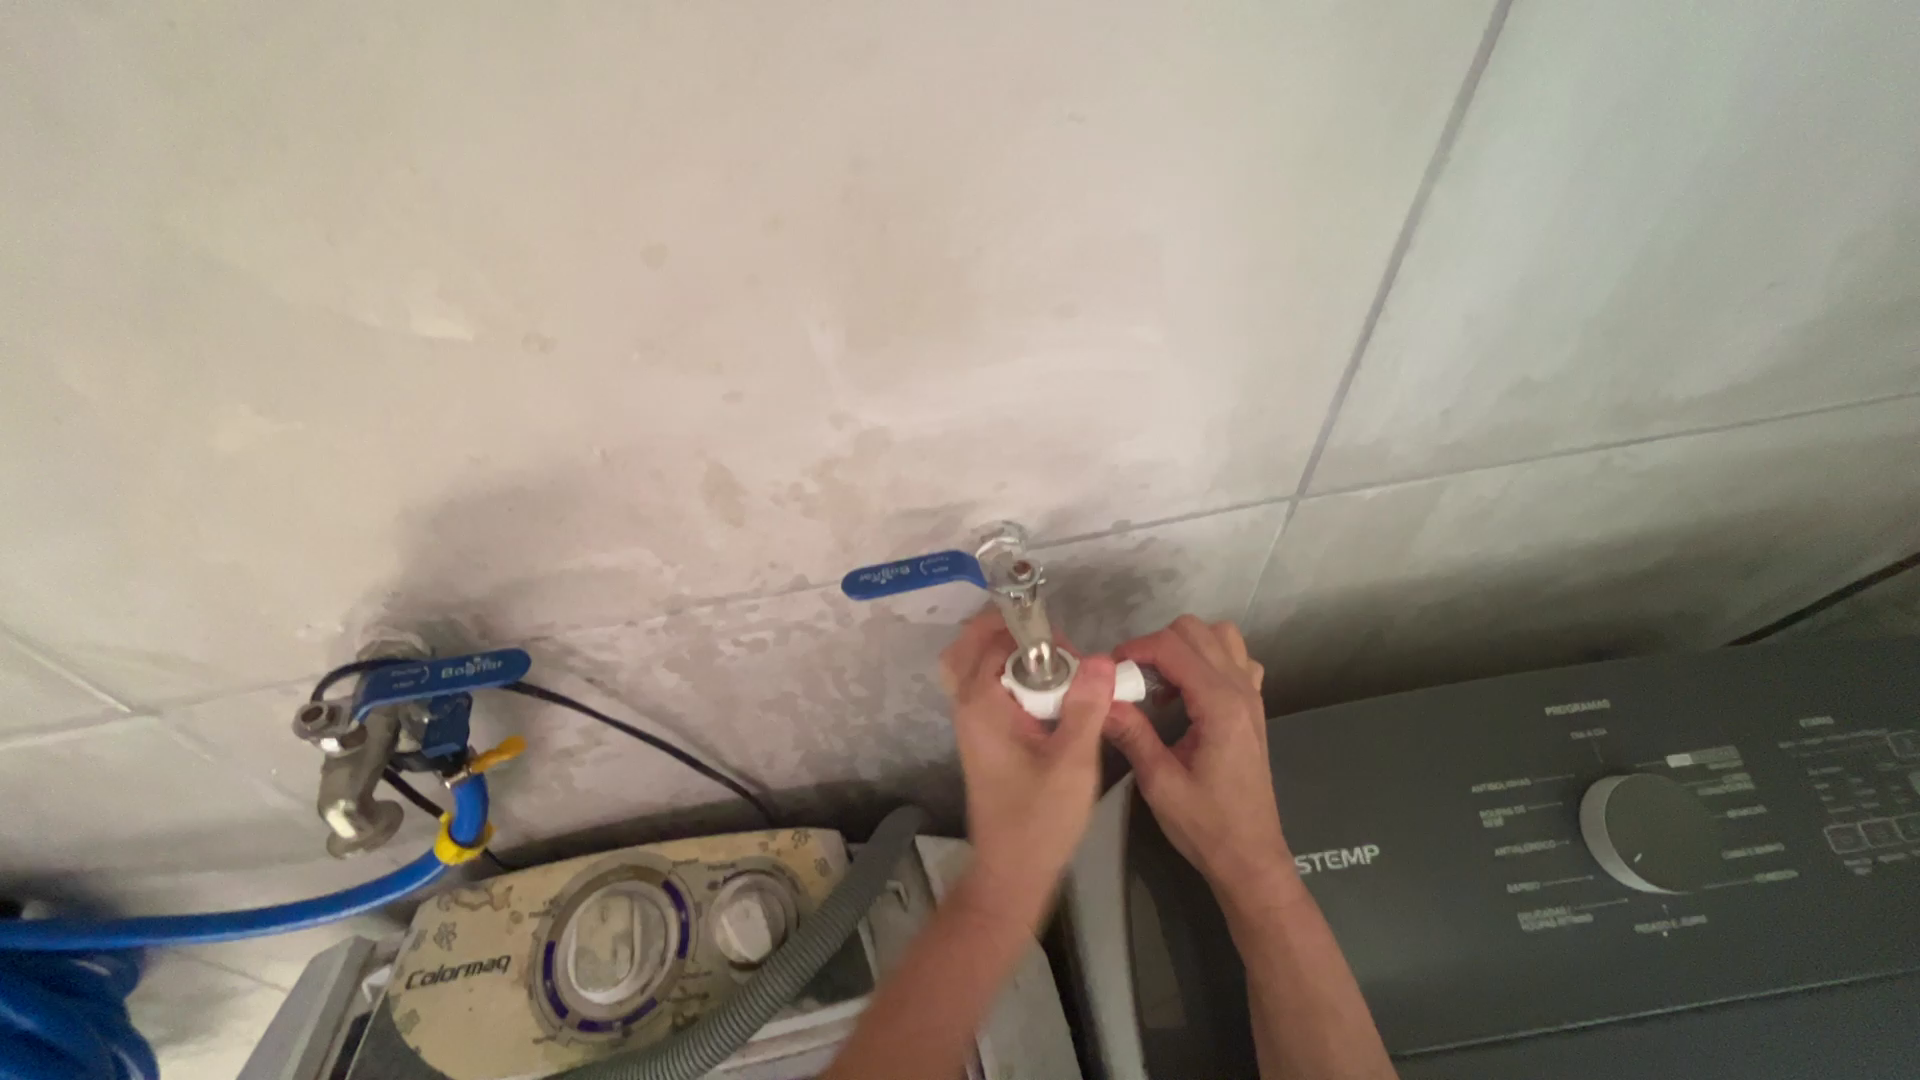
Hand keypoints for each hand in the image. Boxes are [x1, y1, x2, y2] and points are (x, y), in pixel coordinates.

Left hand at [940, 609, 1115, 923]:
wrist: (1012, 871)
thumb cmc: (1040, 819)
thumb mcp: (1073, 761)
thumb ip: (1085, 706)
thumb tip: (1101, 658)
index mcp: (981, 704)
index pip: (995, 641)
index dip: (1033, 635)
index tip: (1070, 652)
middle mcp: (967, 706)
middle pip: (969, 646)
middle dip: (1007, 632)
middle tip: (1051, 645)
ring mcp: (970, 722)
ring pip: (972, 666)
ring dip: (1005, 653)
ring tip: (1049, 663)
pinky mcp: (981, 737)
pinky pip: (983, 688)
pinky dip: (1007, 676)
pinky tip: (1044, 691)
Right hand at [1105, 617, 1297, 901]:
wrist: (1250, 858)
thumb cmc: (1205, 825)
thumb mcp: (1159, 782)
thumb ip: (1131, 733)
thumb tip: (1100, 699)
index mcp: (1219, 705)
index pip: (1172, 647)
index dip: (1135, 649)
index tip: (1109, 670)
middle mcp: (1241, 691)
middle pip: (1195, 630)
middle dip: (1156, 644)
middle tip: (1131, 678)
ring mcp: (1252, 697)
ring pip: (1220, 637)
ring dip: (1184, 647)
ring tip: (1160, 681)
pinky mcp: (1253, 708)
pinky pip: (1236, 660)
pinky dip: (1209, 661)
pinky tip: (1188, 692)